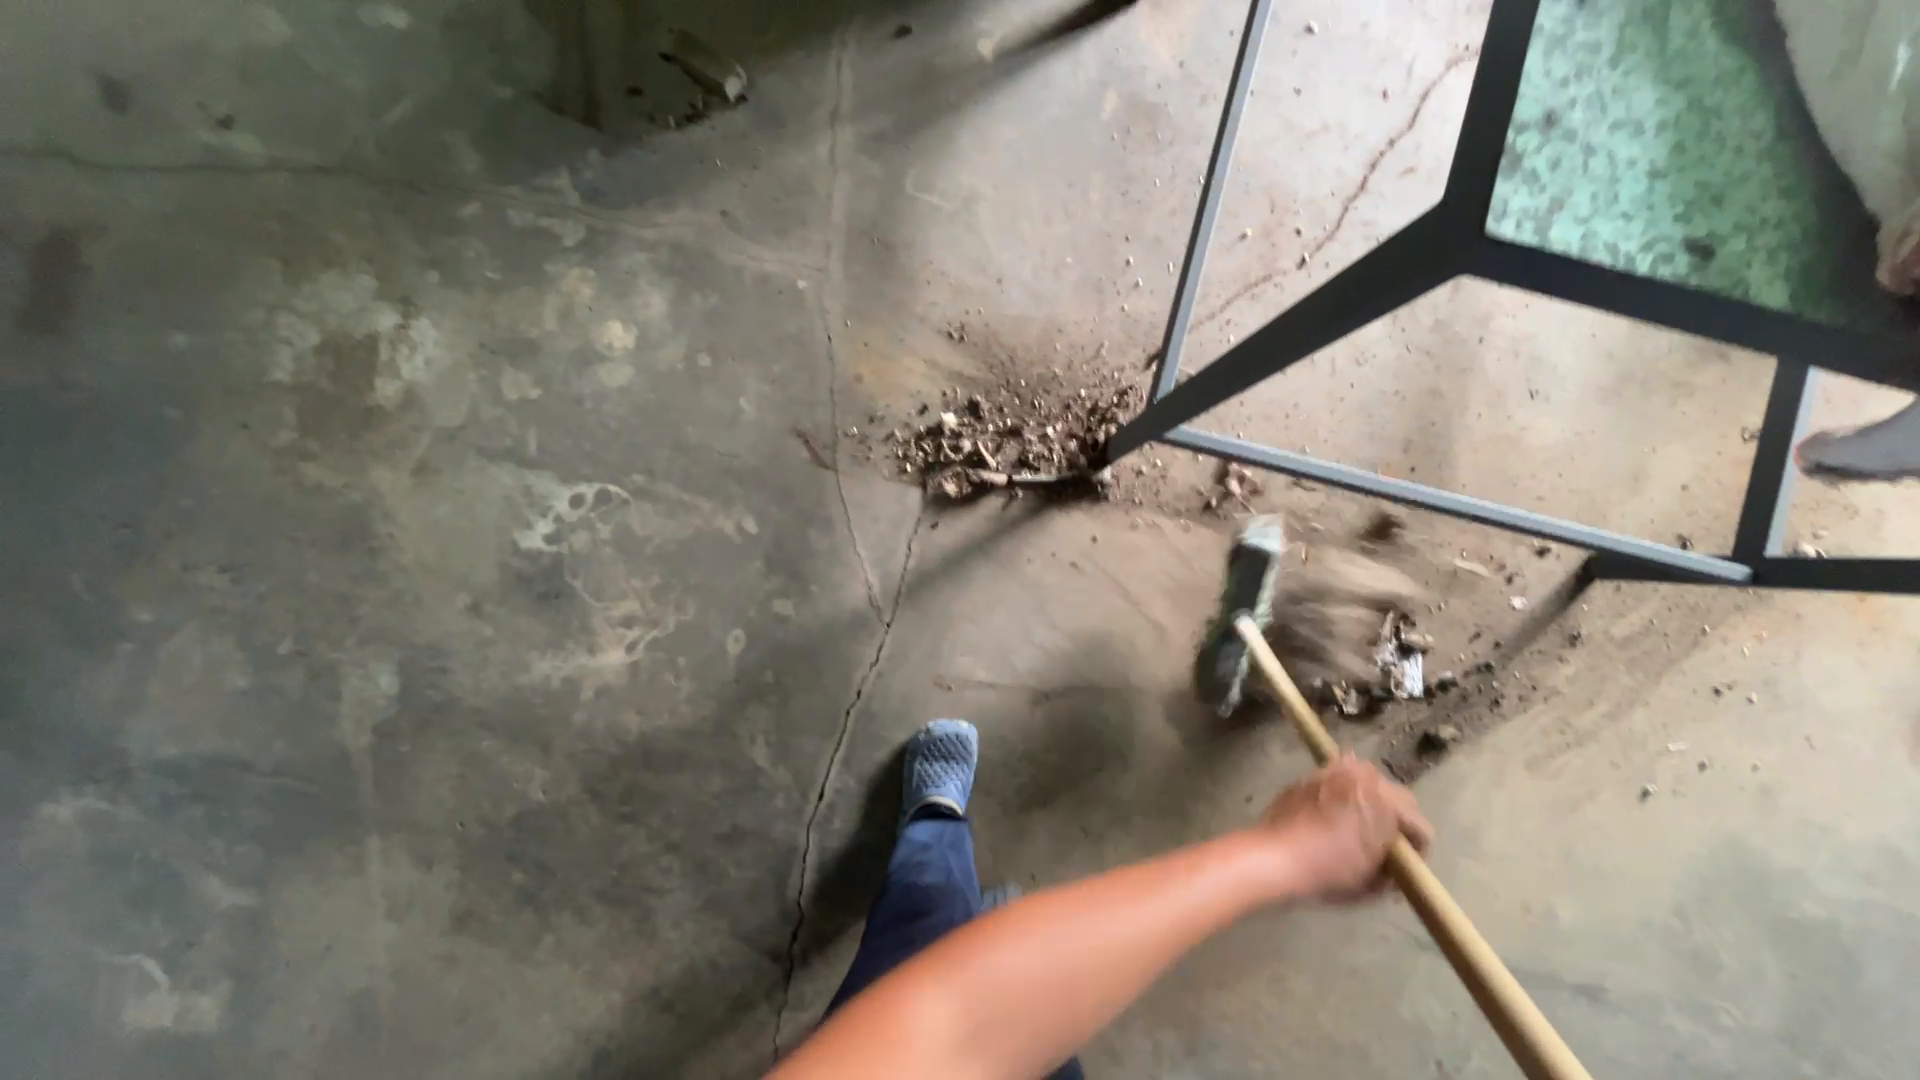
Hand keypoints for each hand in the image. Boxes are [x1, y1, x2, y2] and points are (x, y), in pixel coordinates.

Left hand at [1257, 754, 1432, 902]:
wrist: (1274, 855)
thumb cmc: (1328, 872)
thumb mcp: (1371, 885)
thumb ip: (1392, 872)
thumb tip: (1394, 867)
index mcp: (1388, 806)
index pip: (1420, 826)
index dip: (1418, 848)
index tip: (1407, 864)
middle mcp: (1366, 780)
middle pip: (1399, 798)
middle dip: (1397, 818)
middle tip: (1384, 841)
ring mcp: (1337, 771)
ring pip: (1370, 779)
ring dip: (1373, 797)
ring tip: (1360, 820)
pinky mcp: (1313, 773)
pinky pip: (1338, 773)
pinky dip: (1344, 785)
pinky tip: (1338, 801)